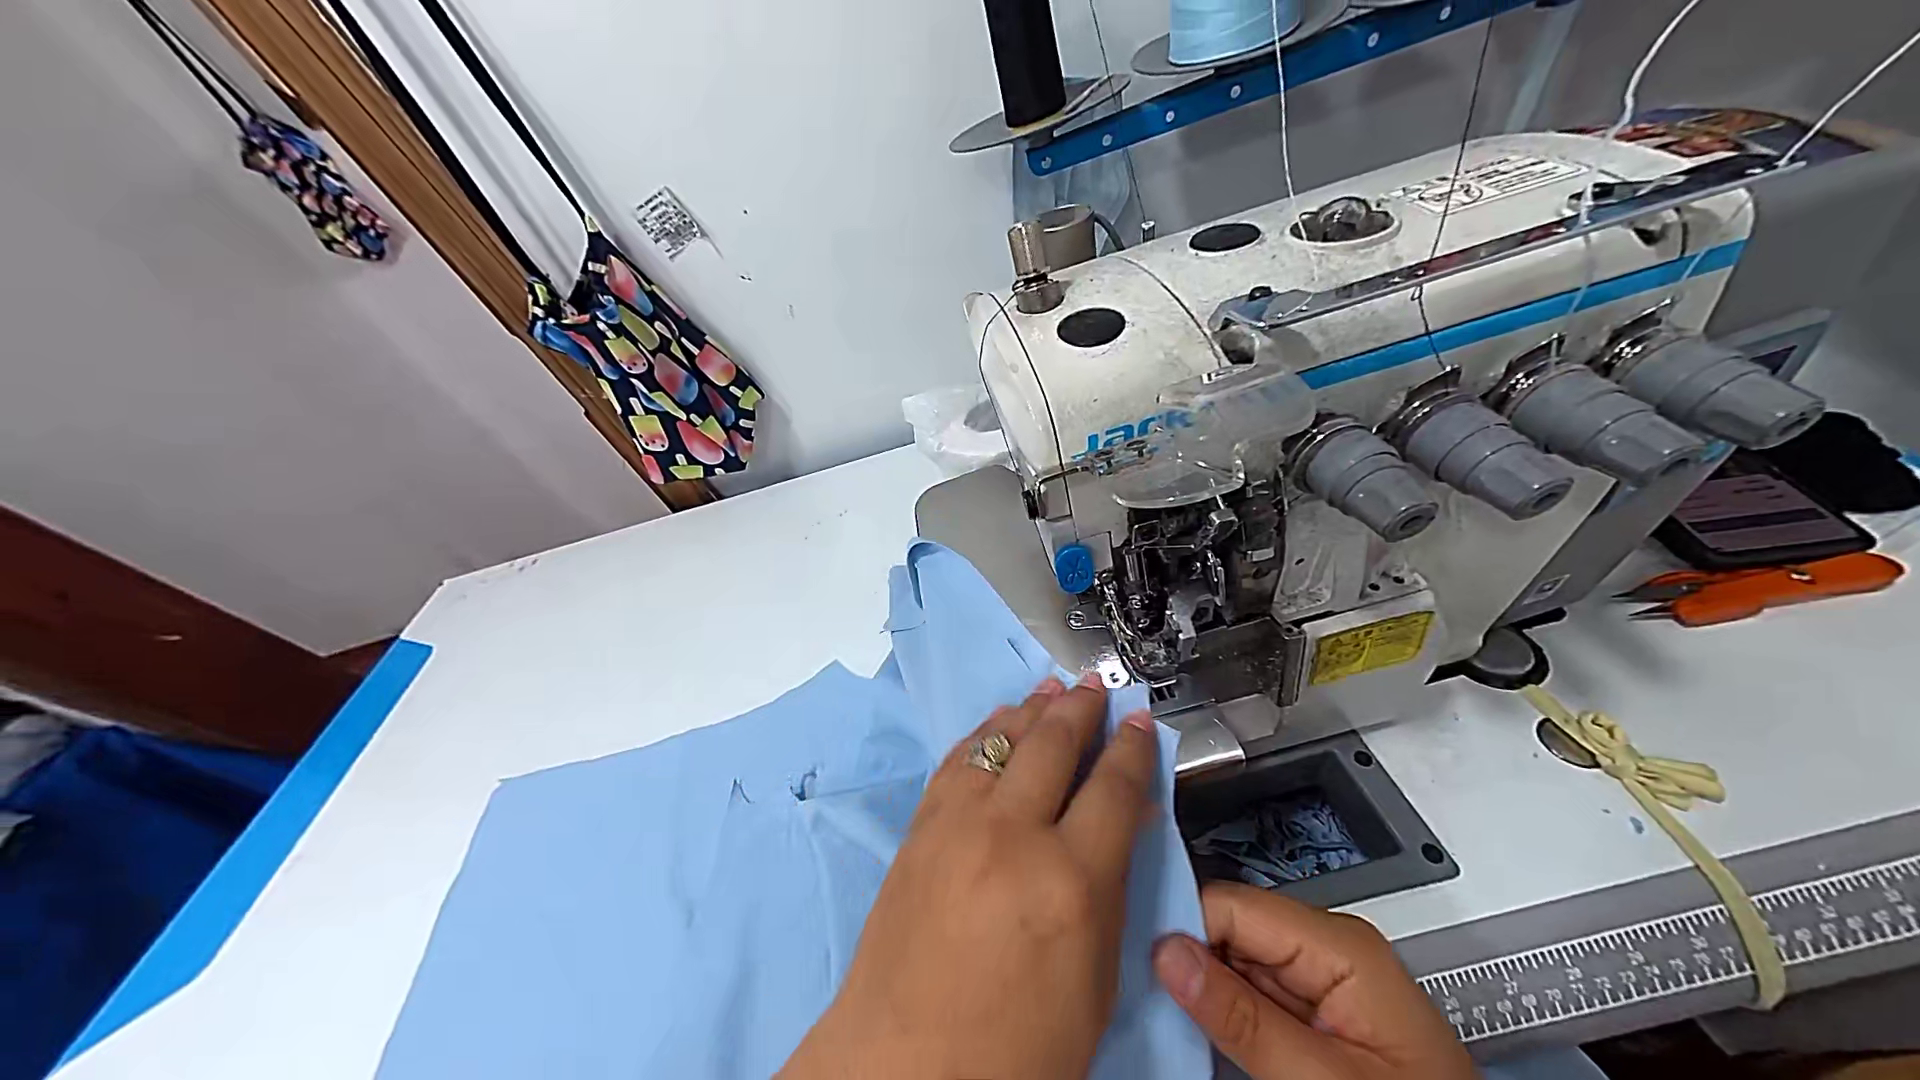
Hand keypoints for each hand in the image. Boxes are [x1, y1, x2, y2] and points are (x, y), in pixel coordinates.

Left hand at [780, 674, 1159, 1079]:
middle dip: (1081, 709)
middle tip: (1096, 686)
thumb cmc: (1019, 1045)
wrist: (906, 1063)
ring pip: (1001, 739)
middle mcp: (1011, 834)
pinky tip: (997, 721)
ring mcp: (957, 824)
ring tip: (1052, 687)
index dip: (1131, 749)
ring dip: (1031, 708)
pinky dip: (984, 733)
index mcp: (1070, 881)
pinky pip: (958, 760)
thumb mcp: (1094, 977)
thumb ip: (1112, 887)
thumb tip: (1124, 816)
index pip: (1113, 789)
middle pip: (1053, 745)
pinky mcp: (920, 826)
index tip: (1139, 723)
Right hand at [1152, 883, 1475, 1079]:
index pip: (1230, 904)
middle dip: (1186, 958)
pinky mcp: (1305, 1009)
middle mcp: (1323, 947)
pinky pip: (1244, 991)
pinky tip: (1192, 1024)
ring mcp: (1313, 979)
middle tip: (1139, 989)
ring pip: (1228, 960)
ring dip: (1196, 986)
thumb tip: (1168, 953)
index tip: (1136, 957)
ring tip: (1159, 1007)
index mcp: (1338, 945)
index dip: (1180, 926)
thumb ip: (1246, 1018)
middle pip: (1226, 928)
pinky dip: (1215, 1009)